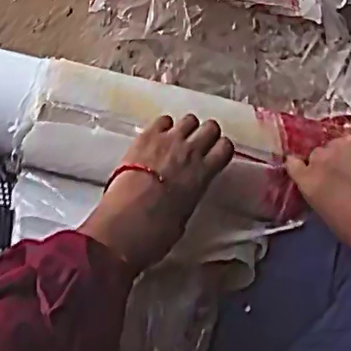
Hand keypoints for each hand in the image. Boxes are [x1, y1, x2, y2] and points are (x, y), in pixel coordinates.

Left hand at [77, 114, 233, 273]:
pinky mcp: (146, 135)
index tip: (216, 154)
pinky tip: (158, 137)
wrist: (126, 221)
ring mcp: (167, 139)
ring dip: (186, 128)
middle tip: (199, 144)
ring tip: (178, 139)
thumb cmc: (158, 231)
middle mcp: (189, 151)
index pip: (225, 148)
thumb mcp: (185, 214)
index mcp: (203, 174)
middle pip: (210, 127)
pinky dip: (164, 127)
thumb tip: (185, 189)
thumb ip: (190, 193)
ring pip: (189, 119)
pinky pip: (163, 120)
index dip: (222, 149)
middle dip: (207, 134)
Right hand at [286, 134, 350, 268]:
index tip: (311, 176)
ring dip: (339, 155)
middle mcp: (320, 157)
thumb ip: (313, 188)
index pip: (293, 162)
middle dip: (323, 163)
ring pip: (333, 145)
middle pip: (315, 153)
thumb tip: (311, 176)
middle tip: (338, 178)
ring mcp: (342, 145)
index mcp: (308, 180)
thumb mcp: (326, 213)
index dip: (303, 169)